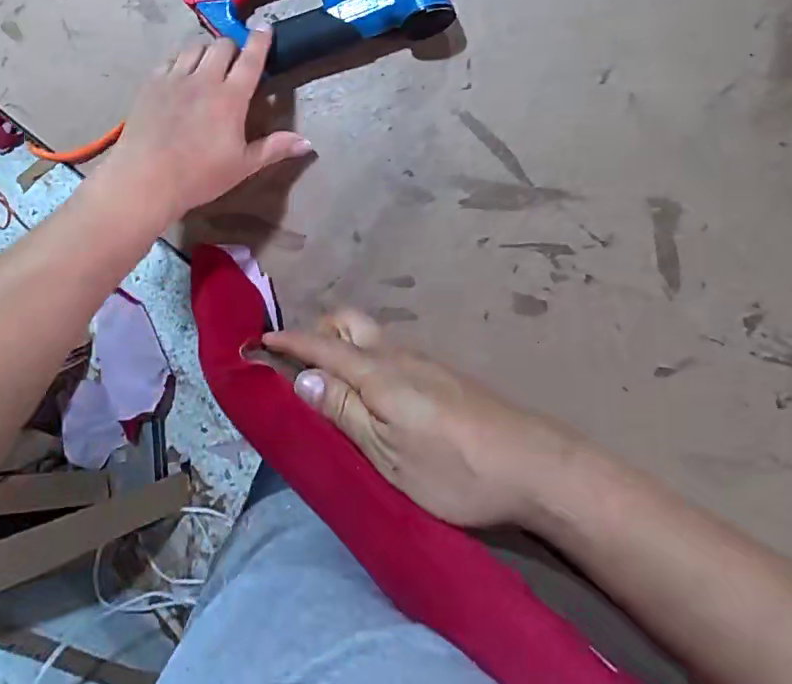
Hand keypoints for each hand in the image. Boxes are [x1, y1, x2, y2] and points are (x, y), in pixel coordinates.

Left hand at [99, 27, 311, 222]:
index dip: (260, 40)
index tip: (265, 27)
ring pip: (194, 47)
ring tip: (209, 64)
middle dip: (233, 47)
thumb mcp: (242, 166)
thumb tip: (307, 144)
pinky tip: (182, 73)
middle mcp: (203, 79)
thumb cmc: (199, 176)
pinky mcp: (151, 84)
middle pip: (222, 45)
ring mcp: (174, 79)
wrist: (144, 180)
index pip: (250, 59)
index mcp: (230, 97)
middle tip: (236, 61)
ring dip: (207, 50)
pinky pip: (170, 59)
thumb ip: (274, 148)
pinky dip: (181, 60)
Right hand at [261, 311, 583, 528]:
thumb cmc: (453, 470)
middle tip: (301, 372)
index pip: (321, 346)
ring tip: (332, 391)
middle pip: (348, 322)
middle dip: (318, 333)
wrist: (533, 465)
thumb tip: (300, 378)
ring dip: (344, 350)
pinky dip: (368, 363)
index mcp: (378, 372)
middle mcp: (398, 355)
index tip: (258, 341)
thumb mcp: (387, 454)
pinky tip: (374, 399)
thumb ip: (343, 412)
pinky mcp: (442, 376)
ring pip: (371, 338)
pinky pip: (390, 354)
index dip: (288, 342)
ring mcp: (424, 362)